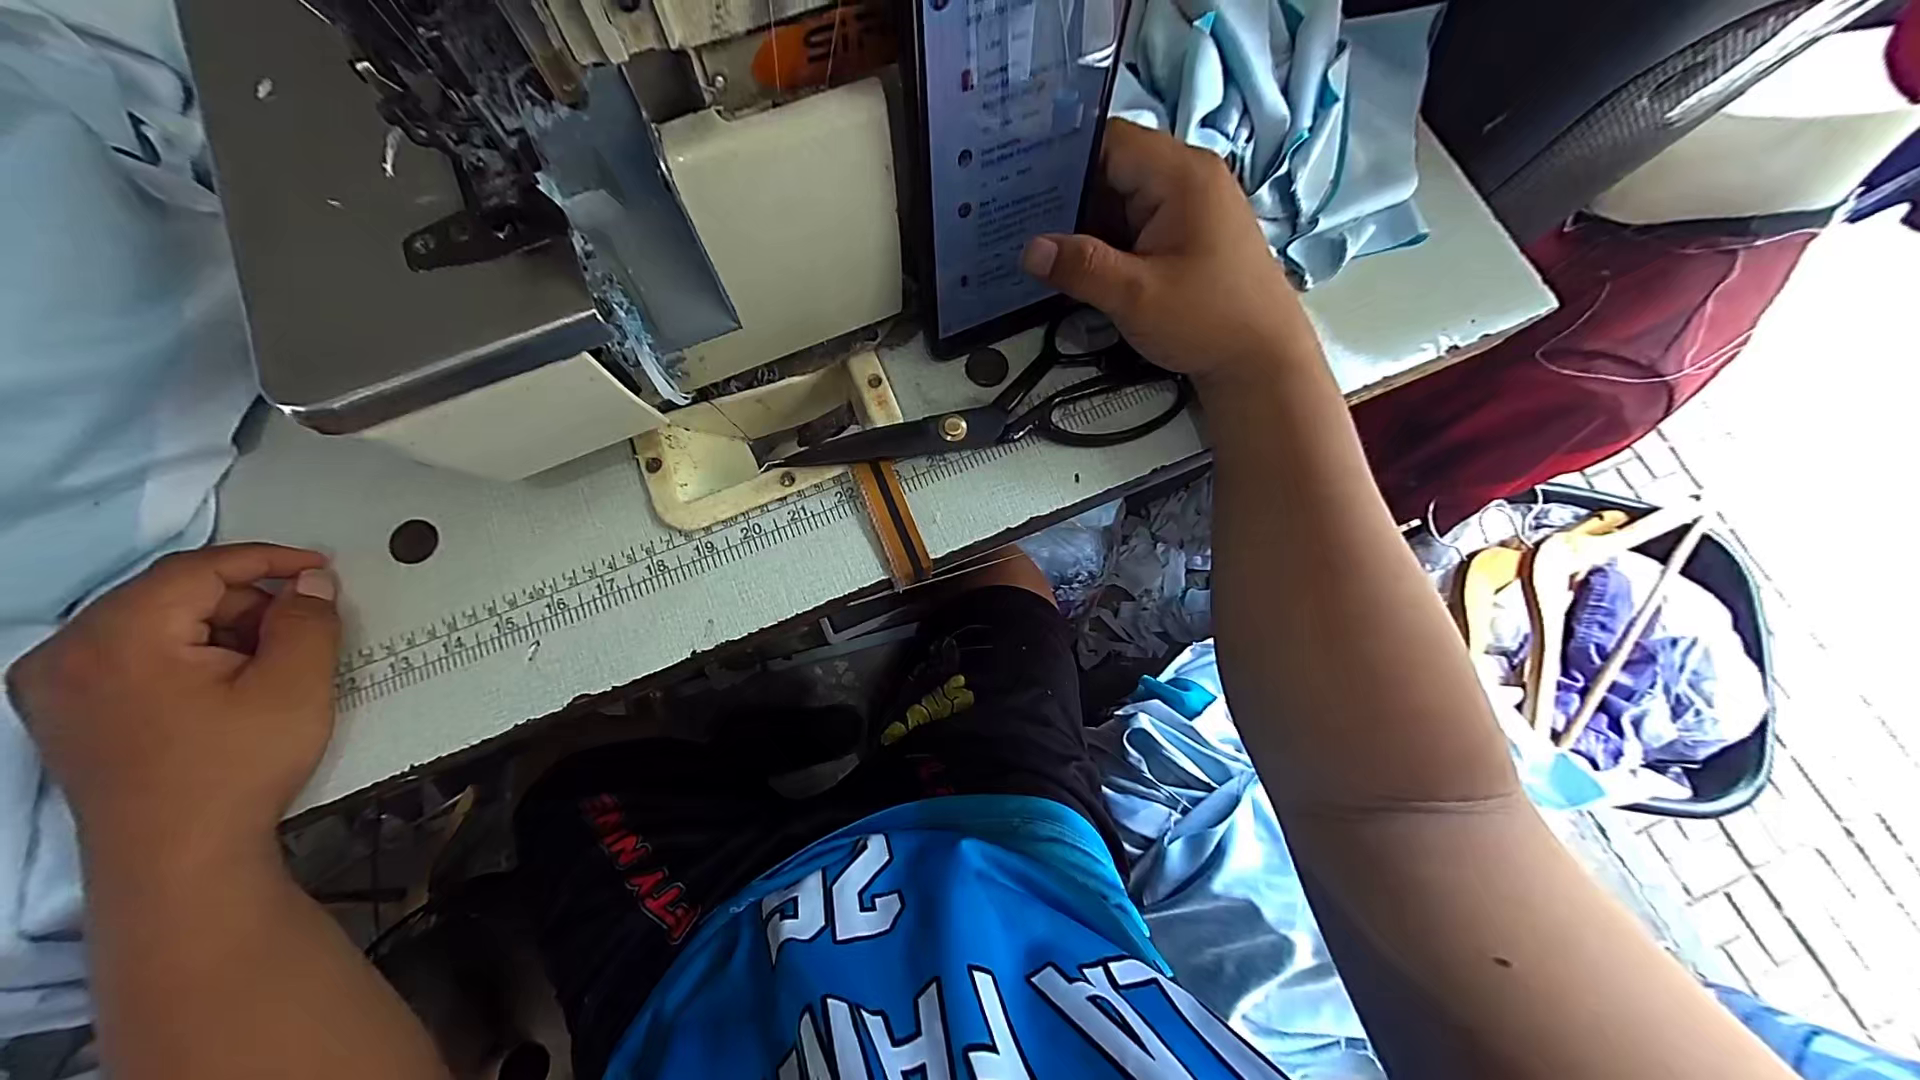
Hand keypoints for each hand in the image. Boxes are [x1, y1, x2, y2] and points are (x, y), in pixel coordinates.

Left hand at [6, 544, 340, 860]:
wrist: (178, 855)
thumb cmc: (237, 767)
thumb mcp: (296, 685)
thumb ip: (308, 621)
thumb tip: (310, 583)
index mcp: (116, 640)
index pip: (197, 569)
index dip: (267, 559)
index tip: (320, 568)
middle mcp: (64, 653)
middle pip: (171, 593)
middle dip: (245, 602)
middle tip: (299, 632)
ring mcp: (54, 684)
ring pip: (153, 621)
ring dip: (220, 628)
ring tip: (266, 667)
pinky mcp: (64, 708)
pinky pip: (132, 651)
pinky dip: (188, 651)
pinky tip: (225, 684)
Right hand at [1020, 120, 1319, 386]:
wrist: (1261, 360)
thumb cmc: (1206, 321)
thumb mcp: (1137, 296)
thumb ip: (1082, 268)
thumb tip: (1029, 250)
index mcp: (1181, 175)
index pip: (1110, 141)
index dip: (1061, 156)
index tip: (1015, 179)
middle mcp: (1186, 179)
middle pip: (1113, 169)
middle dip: (1064, 194)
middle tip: (1013, 216)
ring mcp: (1187, 209)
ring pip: (1120, 201)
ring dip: (1082, 223)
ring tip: (1031, 240)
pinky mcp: (1184, 237)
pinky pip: (1134, 226)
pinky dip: (1103, 242)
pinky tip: (1071, 262)